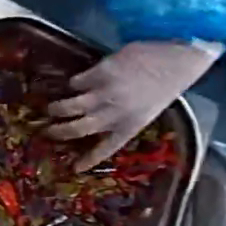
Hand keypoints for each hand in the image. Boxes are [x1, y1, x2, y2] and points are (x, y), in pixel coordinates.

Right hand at [46, 40, 217, 170]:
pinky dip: (73, 84)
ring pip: (68, 106)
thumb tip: (93, 121)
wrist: (178, 57)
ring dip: (56, 108)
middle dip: (57, 131)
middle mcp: (115, 113)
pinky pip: (75, 83)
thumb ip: (122, 118)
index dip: (88, 160)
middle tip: (47, 131)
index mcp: (131, 125)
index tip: (74, 168)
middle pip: (76, 129)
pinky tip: (78, 82)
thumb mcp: (147, 109)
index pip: (106, 148)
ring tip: (52, 108)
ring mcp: (105, 93)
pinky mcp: (98, 74)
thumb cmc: (164, 85)